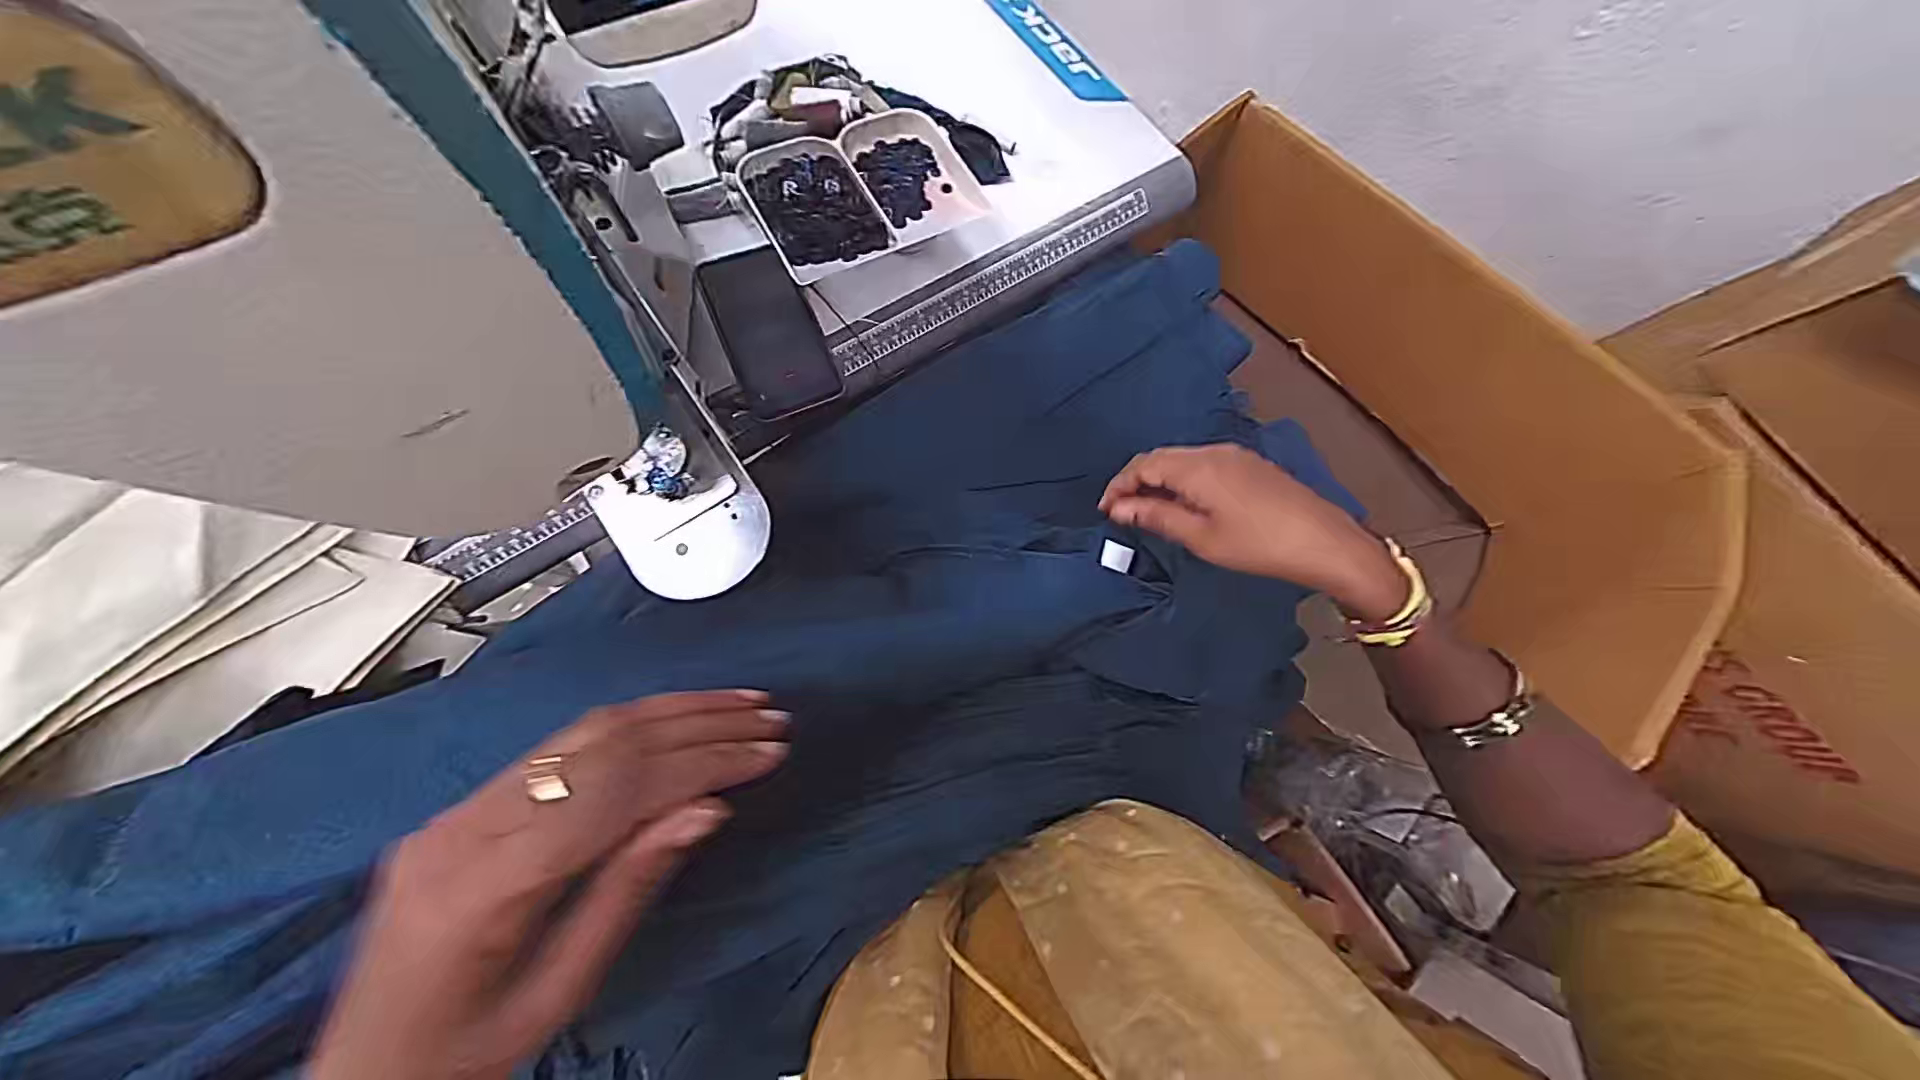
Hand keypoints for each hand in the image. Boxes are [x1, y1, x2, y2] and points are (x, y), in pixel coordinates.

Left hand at [309, 691, 789, 1079]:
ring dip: (675, 710)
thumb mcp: (558, 992)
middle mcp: (468, 824)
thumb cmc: (462, 1056)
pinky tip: (679, 716)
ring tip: (739, 704)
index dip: (702, 763)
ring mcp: (463, 806)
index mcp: (485, 883)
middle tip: (768, 717)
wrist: (356, 1077)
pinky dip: (637, 722)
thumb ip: (630, 888)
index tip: (766, 753)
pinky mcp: (471, 801)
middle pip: (606, 746)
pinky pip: (566, 743)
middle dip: (701, 725)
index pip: (617, 791)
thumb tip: (708, 808)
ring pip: (588, 729)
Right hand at [1099, 444, 1406, 619]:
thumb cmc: (1259, 545)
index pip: (1142, 464)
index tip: (1105, 510)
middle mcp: (1214, 452)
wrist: (1325, 543)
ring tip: (1147, 509)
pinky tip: (1182, 502)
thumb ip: (1156, 516)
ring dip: (1158, 479)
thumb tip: (1119, 508)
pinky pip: (1201, 463)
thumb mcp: (1200, 537)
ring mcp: (1234, 455)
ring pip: (1180, 459)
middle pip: (1160, 457)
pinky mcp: (1249, 465)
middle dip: (1135, 480)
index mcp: (1198, 466)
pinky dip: (1181, 478)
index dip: (1118, 485)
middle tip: (1121, 511)